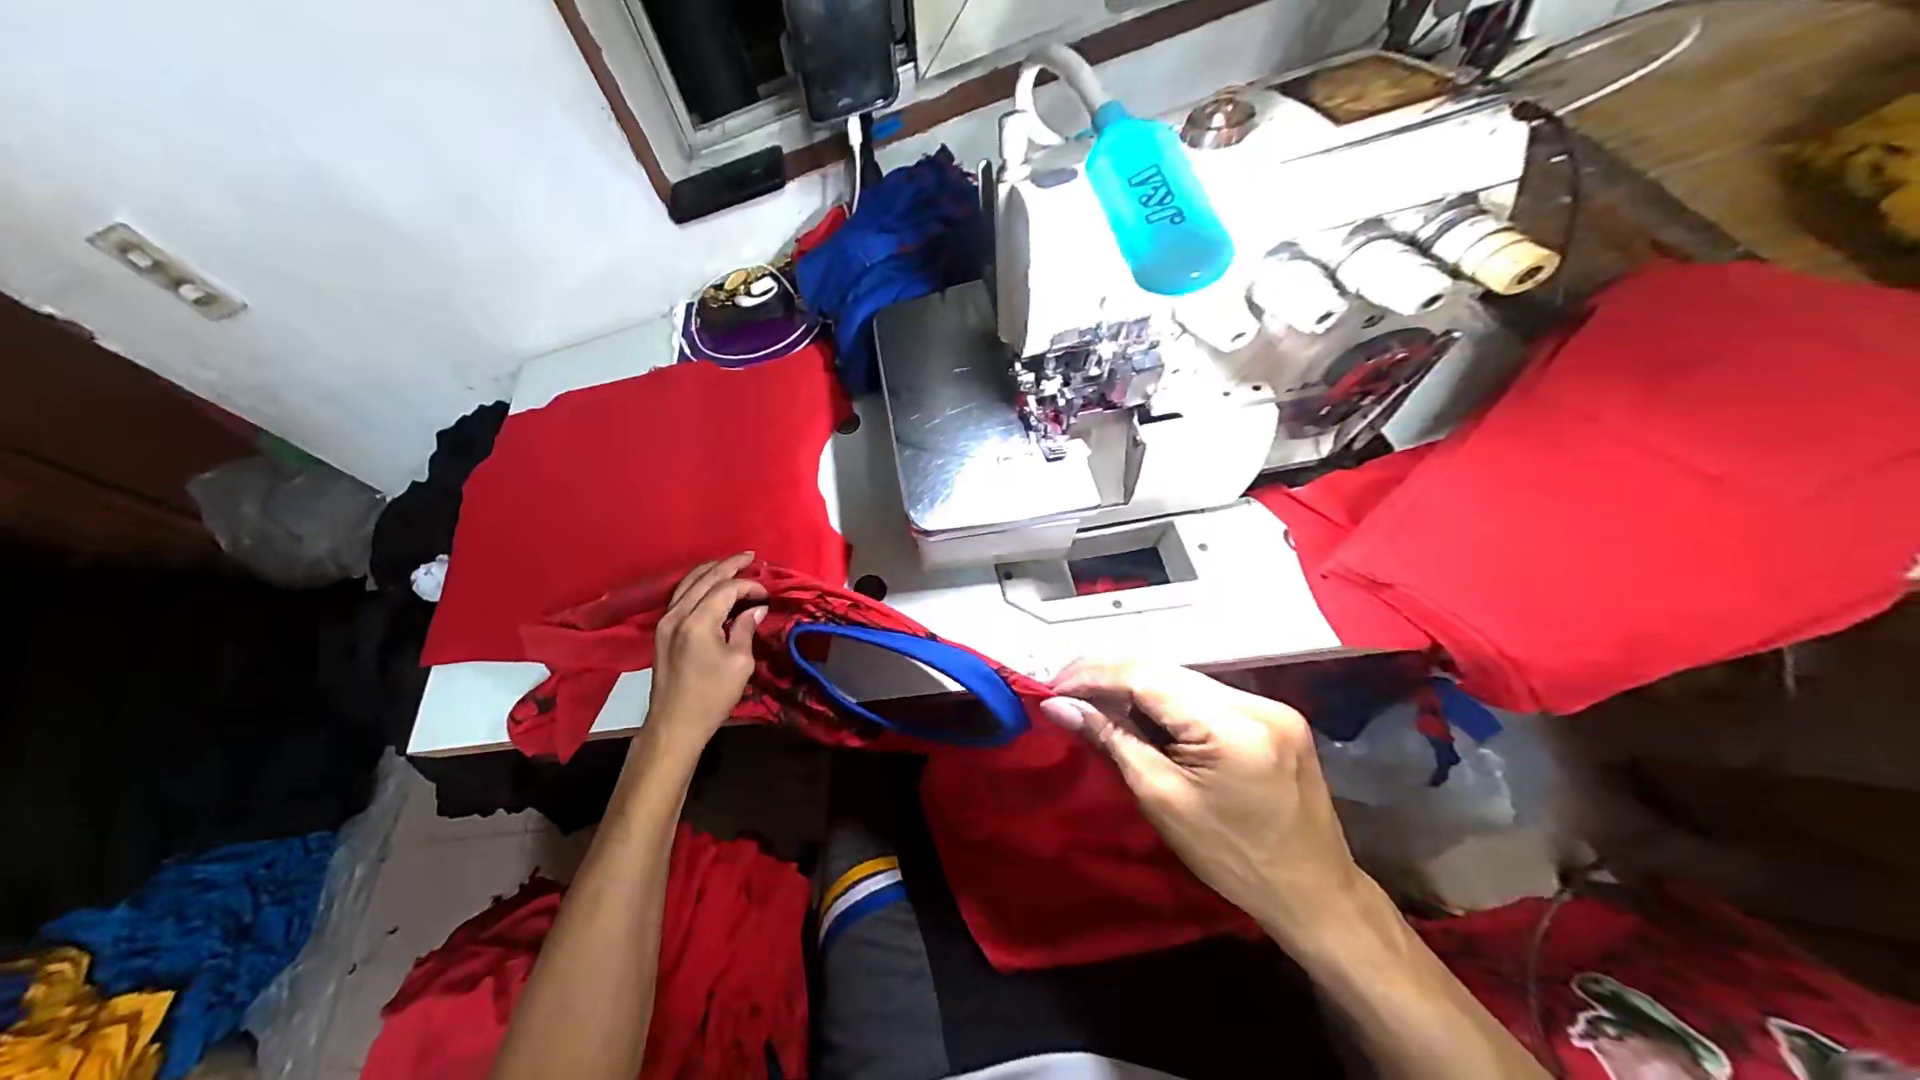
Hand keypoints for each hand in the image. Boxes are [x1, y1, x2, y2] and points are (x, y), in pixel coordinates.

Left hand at [643, 553, 767, 757]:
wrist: (675, 724)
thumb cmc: (712, 696)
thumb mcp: (740, 662)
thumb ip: (745, 629)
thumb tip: (755, 609)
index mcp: (696, 622)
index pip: (725, 588)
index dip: (748, 586)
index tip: (767, 594)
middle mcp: (677, 615)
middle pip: (703, 578)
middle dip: (728, 565)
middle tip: (750, 557)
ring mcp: (665, 623)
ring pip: (687, 584)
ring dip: (711, 571)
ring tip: (731, 564)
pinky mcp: (662, 632)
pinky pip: (681, 596)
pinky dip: (698, 585)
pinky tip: (710, 585)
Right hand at [1042, 660, 1362, 945]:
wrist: (1312, 892)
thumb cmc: (1231, 858)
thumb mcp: (1161, 799)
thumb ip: (1112, 740)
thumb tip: (1059, 706)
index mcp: (1234, 727)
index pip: (1149, 678)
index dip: (1095, 676)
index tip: (1054, 687)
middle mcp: (1257, 702)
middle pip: (1167, 671)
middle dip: (1111, 677)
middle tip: (1067, 691)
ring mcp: (1270, 705)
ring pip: (1184, 679)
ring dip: (1136, 686)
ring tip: (1094, 700)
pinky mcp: (1274, 714)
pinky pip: (1205, 694)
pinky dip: (1167, 699)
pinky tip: (1140, 711)